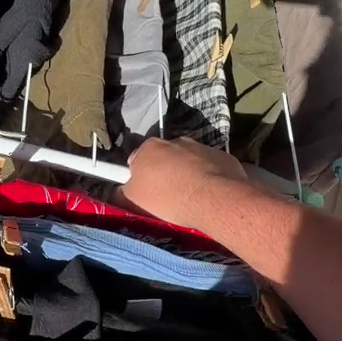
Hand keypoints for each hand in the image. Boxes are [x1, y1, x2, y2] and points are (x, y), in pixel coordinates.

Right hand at [121, 137, 248, 227]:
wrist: (215, 198)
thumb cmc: (169, 197)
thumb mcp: (135, 199)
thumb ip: (123, 192)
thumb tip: (118, 192)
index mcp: (149, 147)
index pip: (136, 159)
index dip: (138, 176)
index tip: (145, 190)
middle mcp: (175, 141)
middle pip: (163, 158)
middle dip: (163, 173)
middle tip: (166, 196)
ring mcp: (201, 147)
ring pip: (188, 161)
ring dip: (187, 174)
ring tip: (190, 197)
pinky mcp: (223, 157)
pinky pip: (211, 167)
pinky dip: (208, 177)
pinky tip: (209, 194)